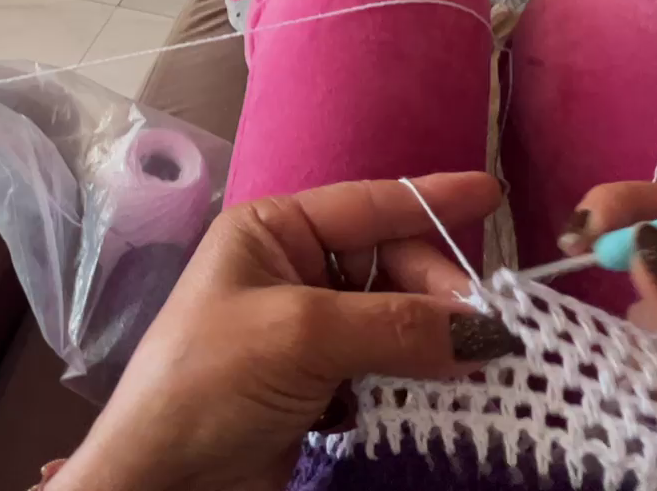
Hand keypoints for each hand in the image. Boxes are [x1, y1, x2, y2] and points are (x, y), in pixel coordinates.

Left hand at [47, 173, 516, 490]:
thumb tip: (485, 331)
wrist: (165, 476)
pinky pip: (383, 358)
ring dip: (432, 332)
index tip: (491, 193)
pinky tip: (441, 386)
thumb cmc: (213, 375)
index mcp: (273, 230)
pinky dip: (414, 369)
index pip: (364, 203)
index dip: (428, 198)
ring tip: (477, 359)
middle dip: (435, 287)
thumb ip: (395, 326)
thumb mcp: (301, 335)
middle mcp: (291, 265)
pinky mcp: (317, 376)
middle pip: (385, 260)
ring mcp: (305, 322)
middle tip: (485, 330)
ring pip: (391, 311)